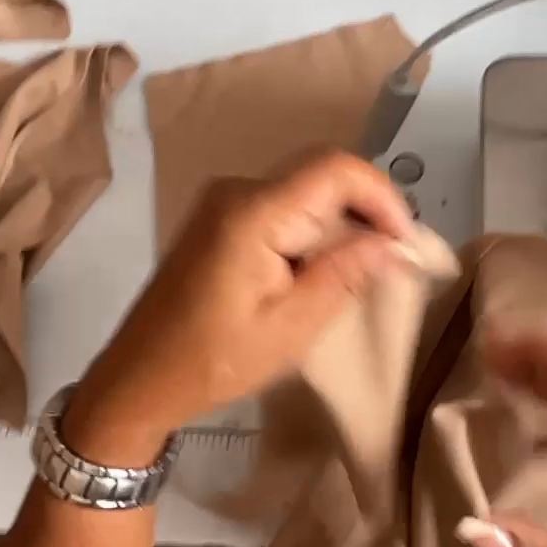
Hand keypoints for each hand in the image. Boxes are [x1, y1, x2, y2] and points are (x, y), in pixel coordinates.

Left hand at [65, 153, 414, 466]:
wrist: (141, 377)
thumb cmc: (216, 361)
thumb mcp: (291, 327)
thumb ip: (345, 275)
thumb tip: (397, 244)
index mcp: (254, 213)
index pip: (336, 169)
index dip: (382, 196)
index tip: (405, 242)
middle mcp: (237, 191)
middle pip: (322, 175)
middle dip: (366, 211)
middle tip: (393, 260)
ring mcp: (224, 202)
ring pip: (305, 191)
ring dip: (342, 223)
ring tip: (366, 270)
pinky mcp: (220, 219)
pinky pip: (283, 207)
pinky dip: (314, 230)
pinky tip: (324, 269)